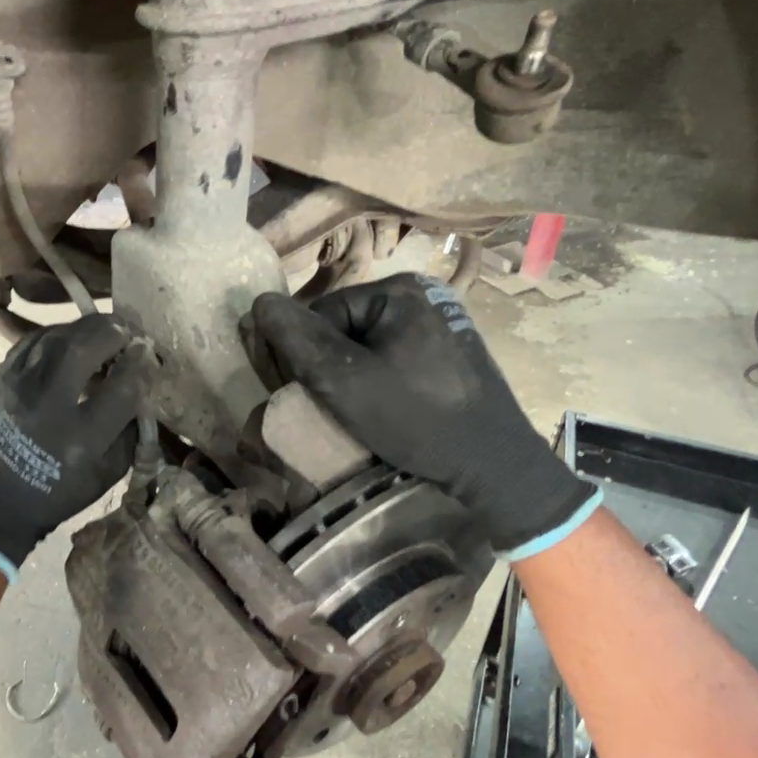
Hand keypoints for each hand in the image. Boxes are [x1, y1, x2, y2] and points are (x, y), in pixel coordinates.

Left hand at [0, 313, 146, 578]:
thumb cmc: (60, 490)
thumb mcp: (109, 471)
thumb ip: (131, 426)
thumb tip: (142, 381)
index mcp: (80, 438)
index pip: (121, 386)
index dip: (140, 364)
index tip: (148, 354)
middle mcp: (47, 406)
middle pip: (83, 348)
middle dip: (111, 332)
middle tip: (127, 330)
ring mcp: (18, 388)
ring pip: (55, 337)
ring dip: (84, 328)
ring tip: (102, 330)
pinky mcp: (0, 380)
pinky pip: (30, 342)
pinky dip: (55, 335)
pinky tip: (70, 339)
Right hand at [248, 274, 597, 558]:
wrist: (497, 466)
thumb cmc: (416, 419)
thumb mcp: (344, 381)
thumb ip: (297, 339)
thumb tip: (259, 302)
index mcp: (399, 290)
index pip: (321, 313)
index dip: (306, 354)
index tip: (309, 392)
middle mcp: (423, 296)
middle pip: (345, 328)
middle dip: (332, 365)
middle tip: (332, 406)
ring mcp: (442, 323)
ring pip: (368, 346)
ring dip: (354, 376)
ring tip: (357, 411)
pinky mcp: (452, 352)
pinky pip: (396, 358)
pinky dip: (382, 381)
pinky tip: (387, 409)